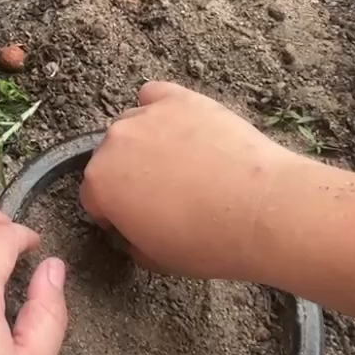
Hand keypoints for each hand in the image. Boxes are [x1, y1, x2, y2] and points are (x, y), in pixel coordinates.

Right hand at [80, 81, 305, 280]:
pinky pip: (154, 95)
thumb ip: (132, 241)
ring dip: (145, 141)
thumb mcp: (159, 259)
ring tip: (182, 162)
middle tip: (163, 194)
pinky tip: (179, 126)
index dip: (113, 212)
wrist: (261, 211)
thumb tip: (133, 234)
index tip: (134, 219)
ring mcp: (145, 115)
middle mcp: (114, 142)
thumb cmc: (209, 241)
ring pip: (132, 125)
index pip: (93, 196)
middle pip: (109, 156)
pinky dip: (160, 107)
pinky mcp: (178, 98)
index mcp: (100, 183)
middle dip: (128, 174)